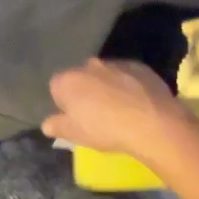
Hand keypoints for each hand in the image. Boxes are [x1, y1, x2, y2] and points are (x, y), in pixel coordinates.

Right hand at [41, 58, 198, 160]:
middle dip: (86, 92)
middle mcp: (89, 65)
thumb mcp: (75, 135)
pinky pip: (127, 75)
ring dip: (107, 87)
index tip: (75, 118)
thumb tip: (47, 123)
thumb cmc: (105, 130)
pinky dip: (128, 85)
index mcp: (68, 80)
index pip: (57, 87)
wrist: (151, 122)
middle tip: (96, 115)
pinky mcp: (139, 65)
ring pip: (105, 74)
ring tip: (119, 110)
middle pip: (81, 78)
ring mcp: (115, 63)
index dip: (64, 103)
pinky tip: (136, 103)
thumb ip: (57, 126)